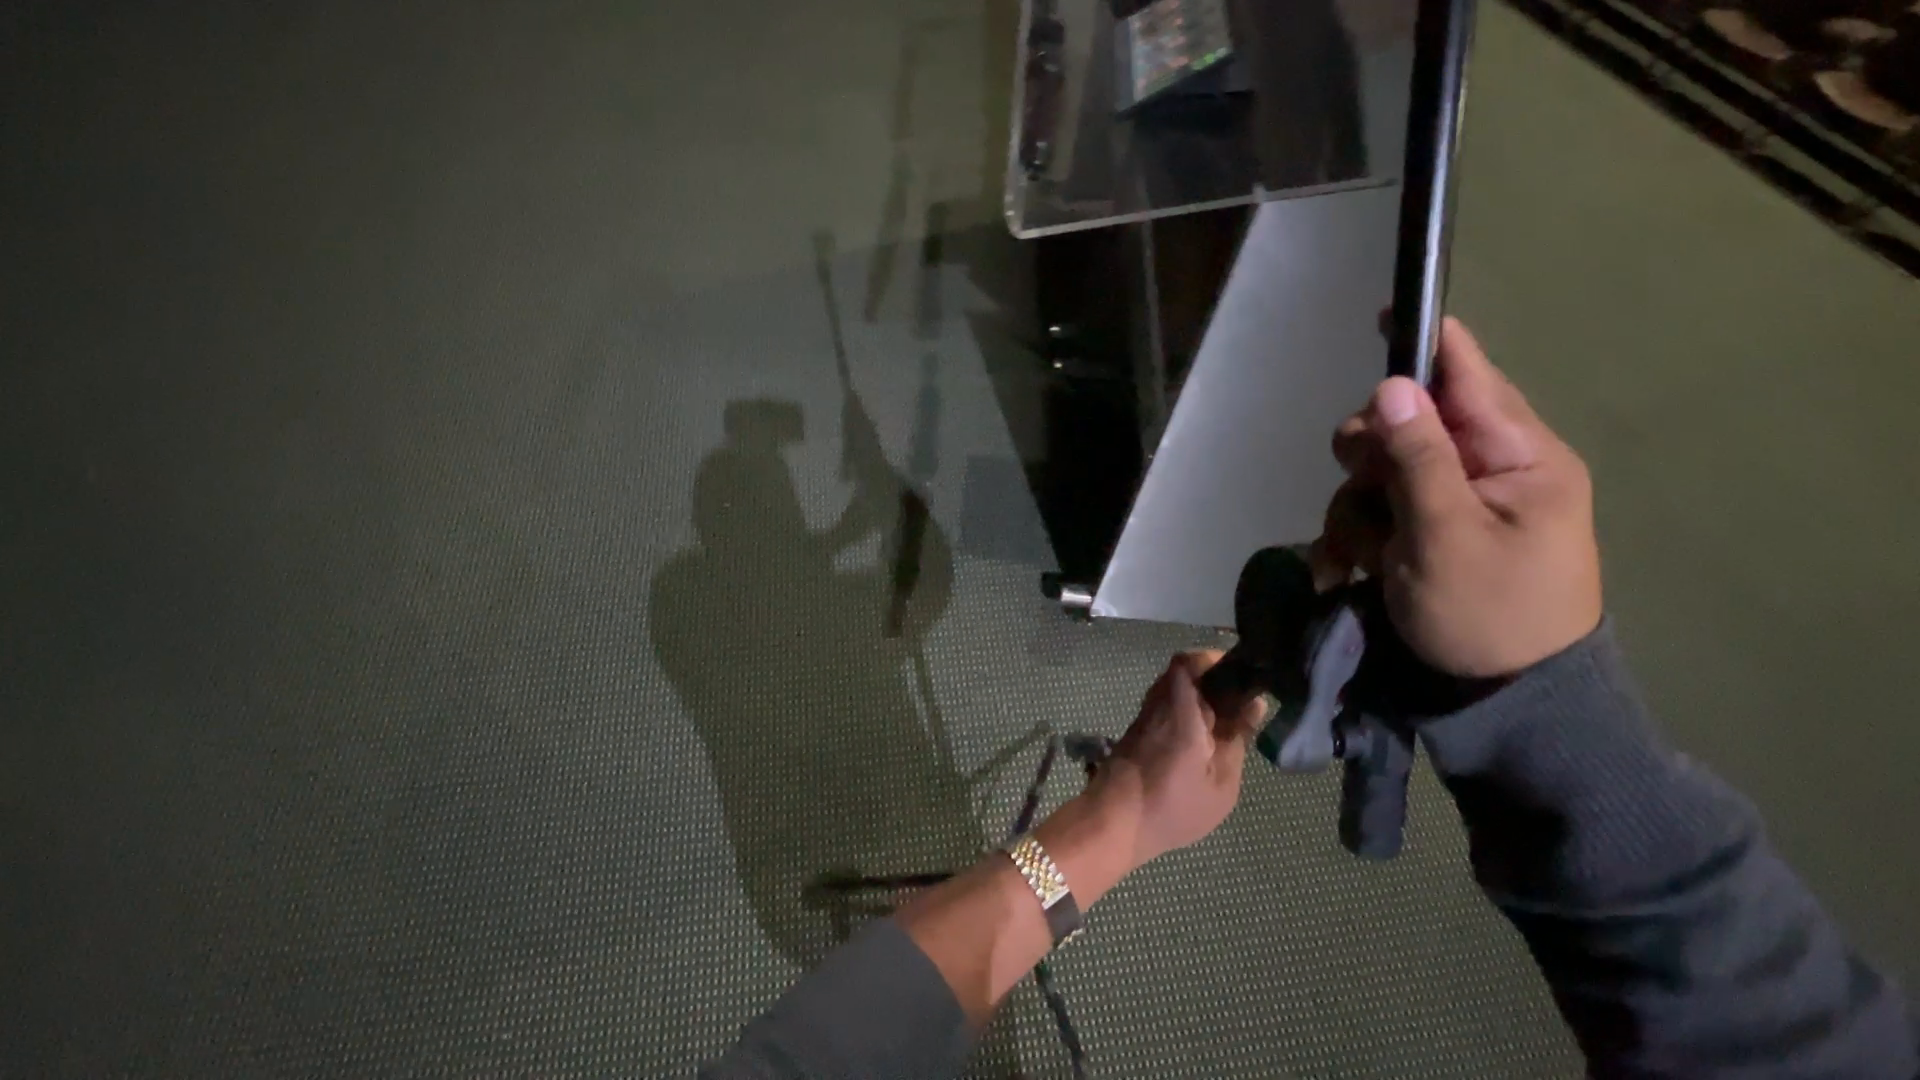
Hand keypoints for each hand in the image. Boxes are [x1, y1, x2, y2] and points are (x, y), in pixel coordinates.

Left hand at [1094, 651, 1268, 864]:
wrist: (1113, 824)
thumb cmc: (1171, 806)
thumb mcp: (1220, 783)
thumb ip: (1237, 738)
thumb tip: (1254, 703)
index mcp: (1181, 708)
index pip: (1189, 661)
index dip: (1213, 659)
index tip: (1240, 675)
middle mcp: (1158, 704)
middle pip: (1183, 674)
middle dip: (1213, 683)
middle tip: (1240, 706)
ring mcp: (1144, 717)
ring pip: (1173, 691)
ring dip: (1199, 701)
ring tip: (1225, 727)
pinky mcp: (1136, 733)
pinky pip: (1165, 709)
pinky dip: (1186, 715)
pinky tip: (1202, 742)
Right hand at [1312, 318, 1602, 677]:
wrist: (1507, 703)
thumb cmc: (1489, 615)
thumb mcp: (1446, 536)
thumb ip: (1418, 458)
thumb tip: (1393, 385)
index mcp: (1521, 457)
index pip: (1470, 377)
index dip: (1426, 346)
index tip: (1385, 315)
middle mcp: (1491, 470)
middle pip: (1409, 425)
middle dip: (1370, 458)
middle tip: (1361, 491)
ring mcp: (1459, 505)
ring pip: (1382, 473)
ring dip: (1357, 510)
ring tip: (1358, 559)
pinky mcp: (1433, 535)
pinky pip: (1381, 512)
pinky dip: (1360, 536)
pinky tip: (1353, 569)